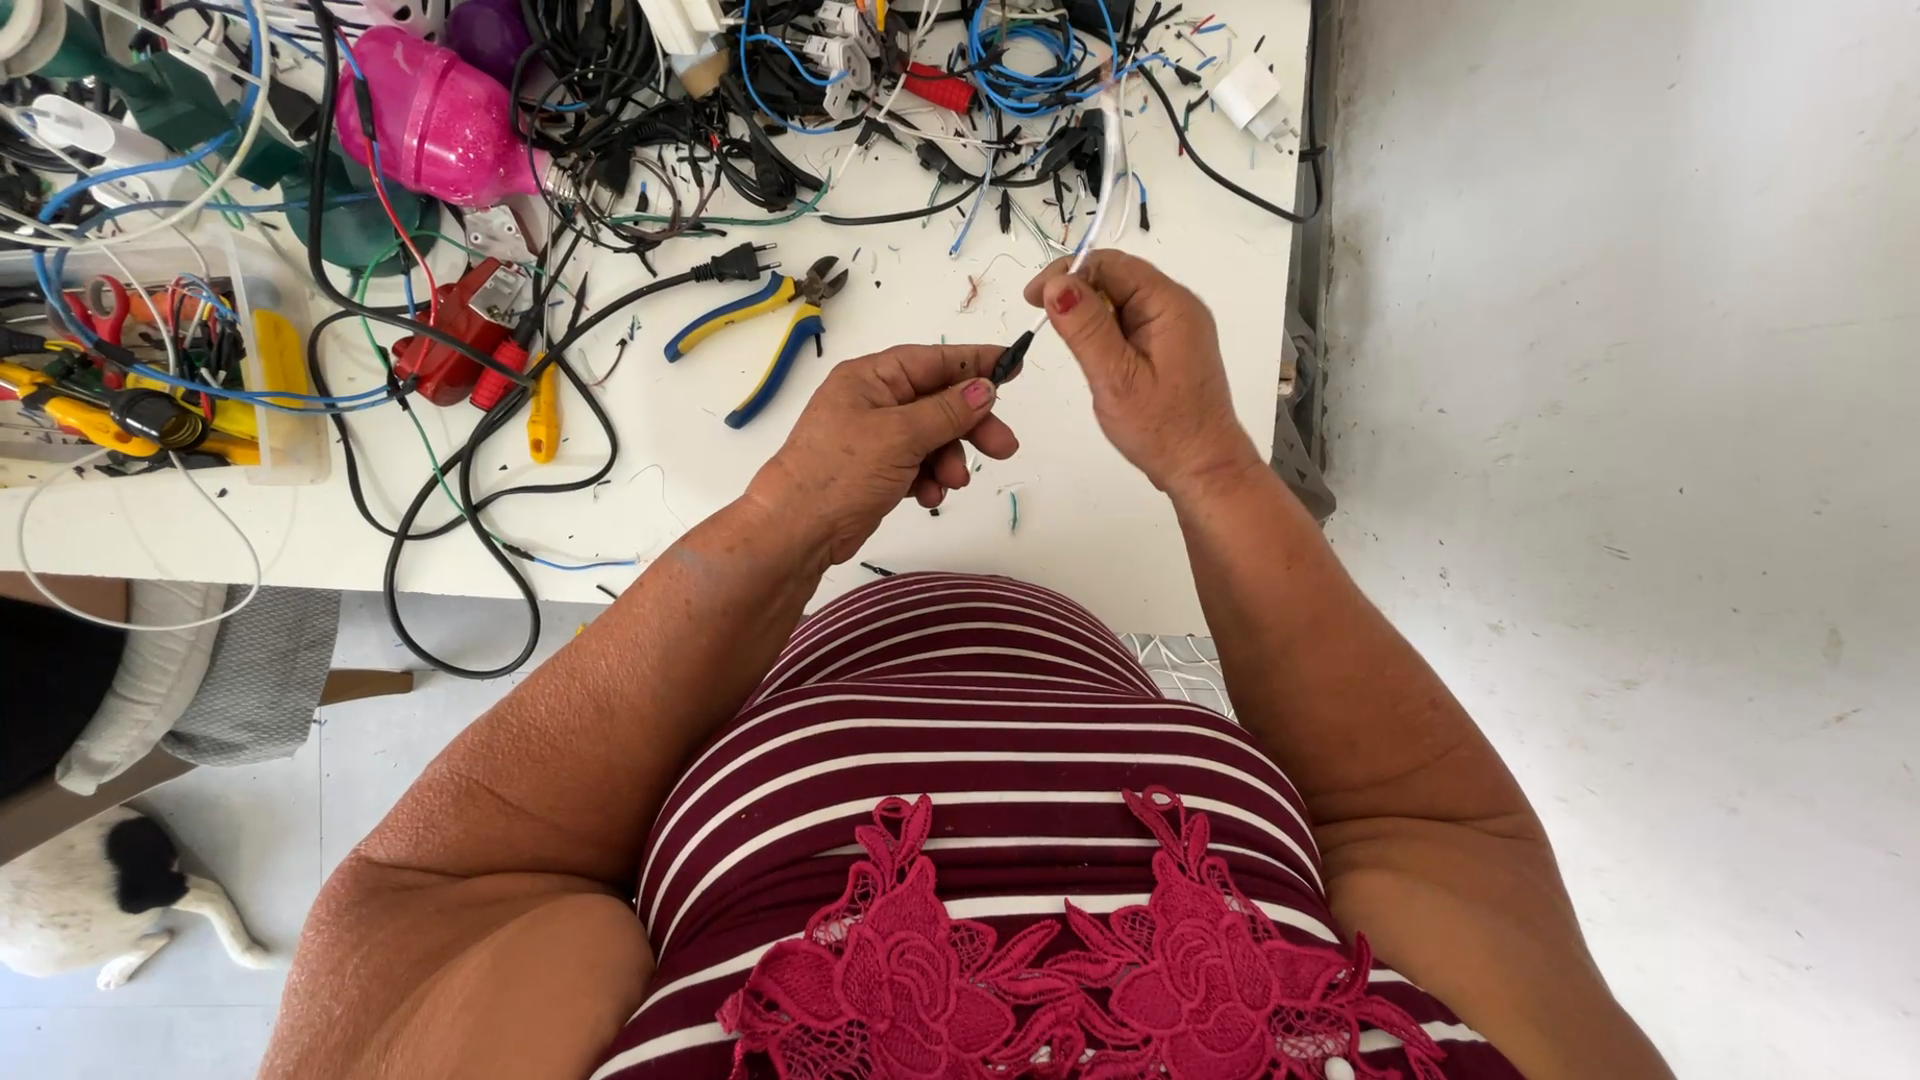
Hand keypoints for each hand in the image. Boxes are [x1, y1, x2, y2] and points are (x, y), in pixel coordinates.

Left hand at [746, 344, 1020, 565]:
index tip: (1012, 365)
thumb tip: (984, 389)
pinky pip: (919, 465)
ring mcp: (876, 438)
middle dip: (970, 426)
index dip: (975, 364)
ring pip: (933, 438)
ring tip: (951, 483)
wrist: (797, 530)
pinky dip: (929, 479)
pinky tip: (928, 496)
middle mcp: (874, 402)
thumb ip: (947, 411)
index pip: (934, 361)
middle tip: (1003, 448)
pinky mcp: (878, 471)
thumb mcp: (900, 435)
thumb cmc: (839, 473)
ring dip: (949, 460)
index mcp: (872, 377)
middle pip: (939, 402)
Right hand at [1025, 251, 1262, 498]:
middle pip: (1117, 277)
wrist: (1202, 468)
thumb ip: (1086, 329)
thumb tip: (1056, 283)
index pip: (1111, 264)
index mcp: (1169, 304)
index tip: (1033, 298)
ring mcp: (1176, 328)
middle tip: (1042, 318)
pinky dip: (1104, 332)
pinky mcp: (1170, 348)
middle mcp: (1177, 306)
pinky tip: (1091, 355)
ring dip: (1088, 313)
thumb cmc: (1161, 429)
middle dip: (1076, 291)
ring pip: (1122, 300)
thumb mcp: (1116, 378)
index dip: (1067, 272)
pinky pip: (1130, 324)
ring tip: (1066, 342)